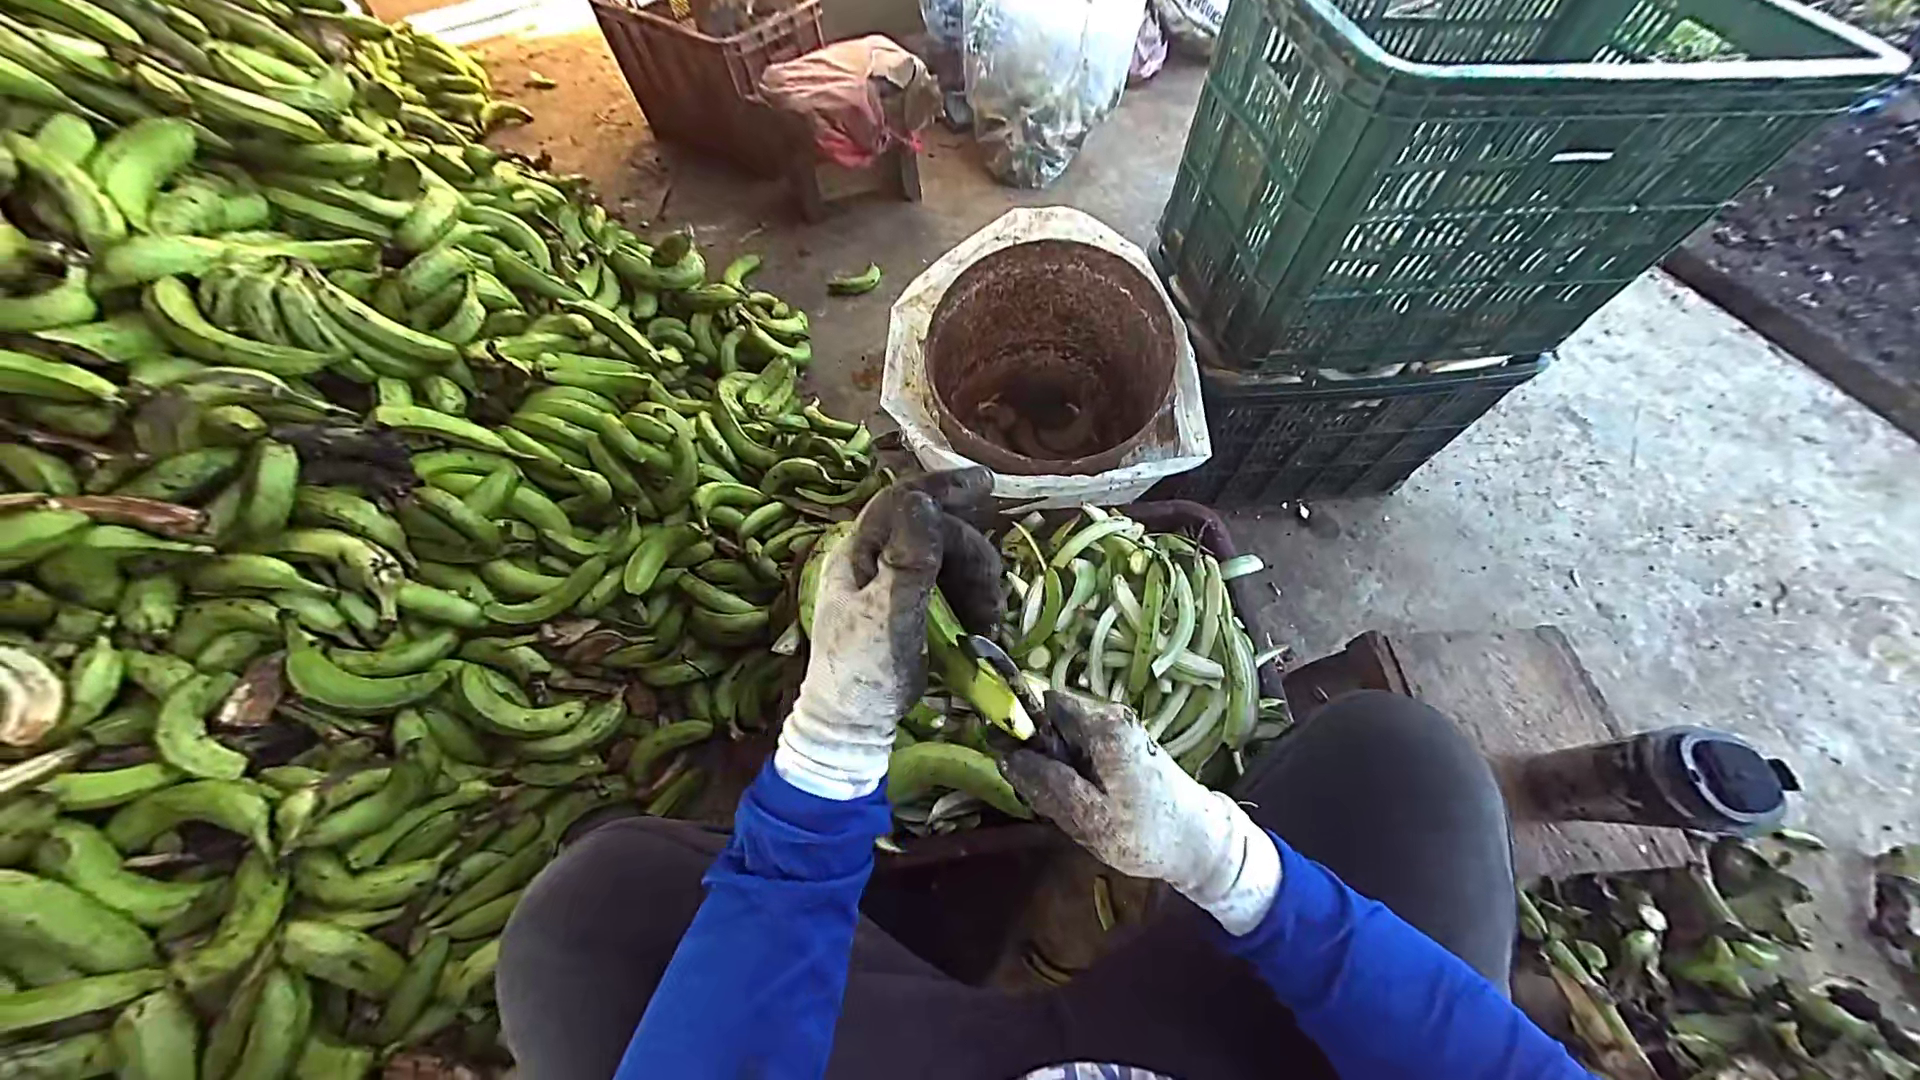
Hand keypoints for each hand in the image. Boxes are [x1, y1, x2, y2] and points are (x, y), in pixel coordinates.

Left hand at [775, 468, 1002, 799]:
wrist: (856, 721)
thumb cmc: (861, 670)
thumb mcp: (886, 615)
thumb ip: (907, 559)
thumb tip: (924, 501)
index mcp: (860, 551)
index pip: (902, 500)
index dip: (943, 486)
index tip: (986, 483)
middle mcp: (880, 556)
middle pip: (939, 529)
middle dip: (971, 557)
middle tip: (987, 599)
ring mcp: (900, 578)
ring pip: (954, 556)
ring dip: (979, 584)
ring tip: (985, 622)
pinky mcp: (919, 601)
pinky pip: (957, 583)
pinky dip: (976, 600)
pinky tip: (982, 625)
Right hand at [1003, 692, 1282, 934]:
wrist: (1200, 843)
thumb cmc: (1146, 833)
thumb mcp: (1087, 817)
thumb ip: (1045, 783)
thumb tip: (1006, 756)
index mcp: (1103, 725)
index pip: (1045, 703)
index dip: (1026, 728)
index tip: (1021, 763)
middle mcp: (1111, 714)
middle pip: (1054, 718)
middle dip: (1043, 752)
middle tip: (1049, 794)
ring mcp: (1119, 725)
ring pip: (1066, 734)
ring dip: (1059, 764)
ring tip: (1071, 802)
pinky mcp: (1123, 740)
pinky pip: (1083, 745)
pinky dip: (1076, 768)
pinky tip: (1086, 799)